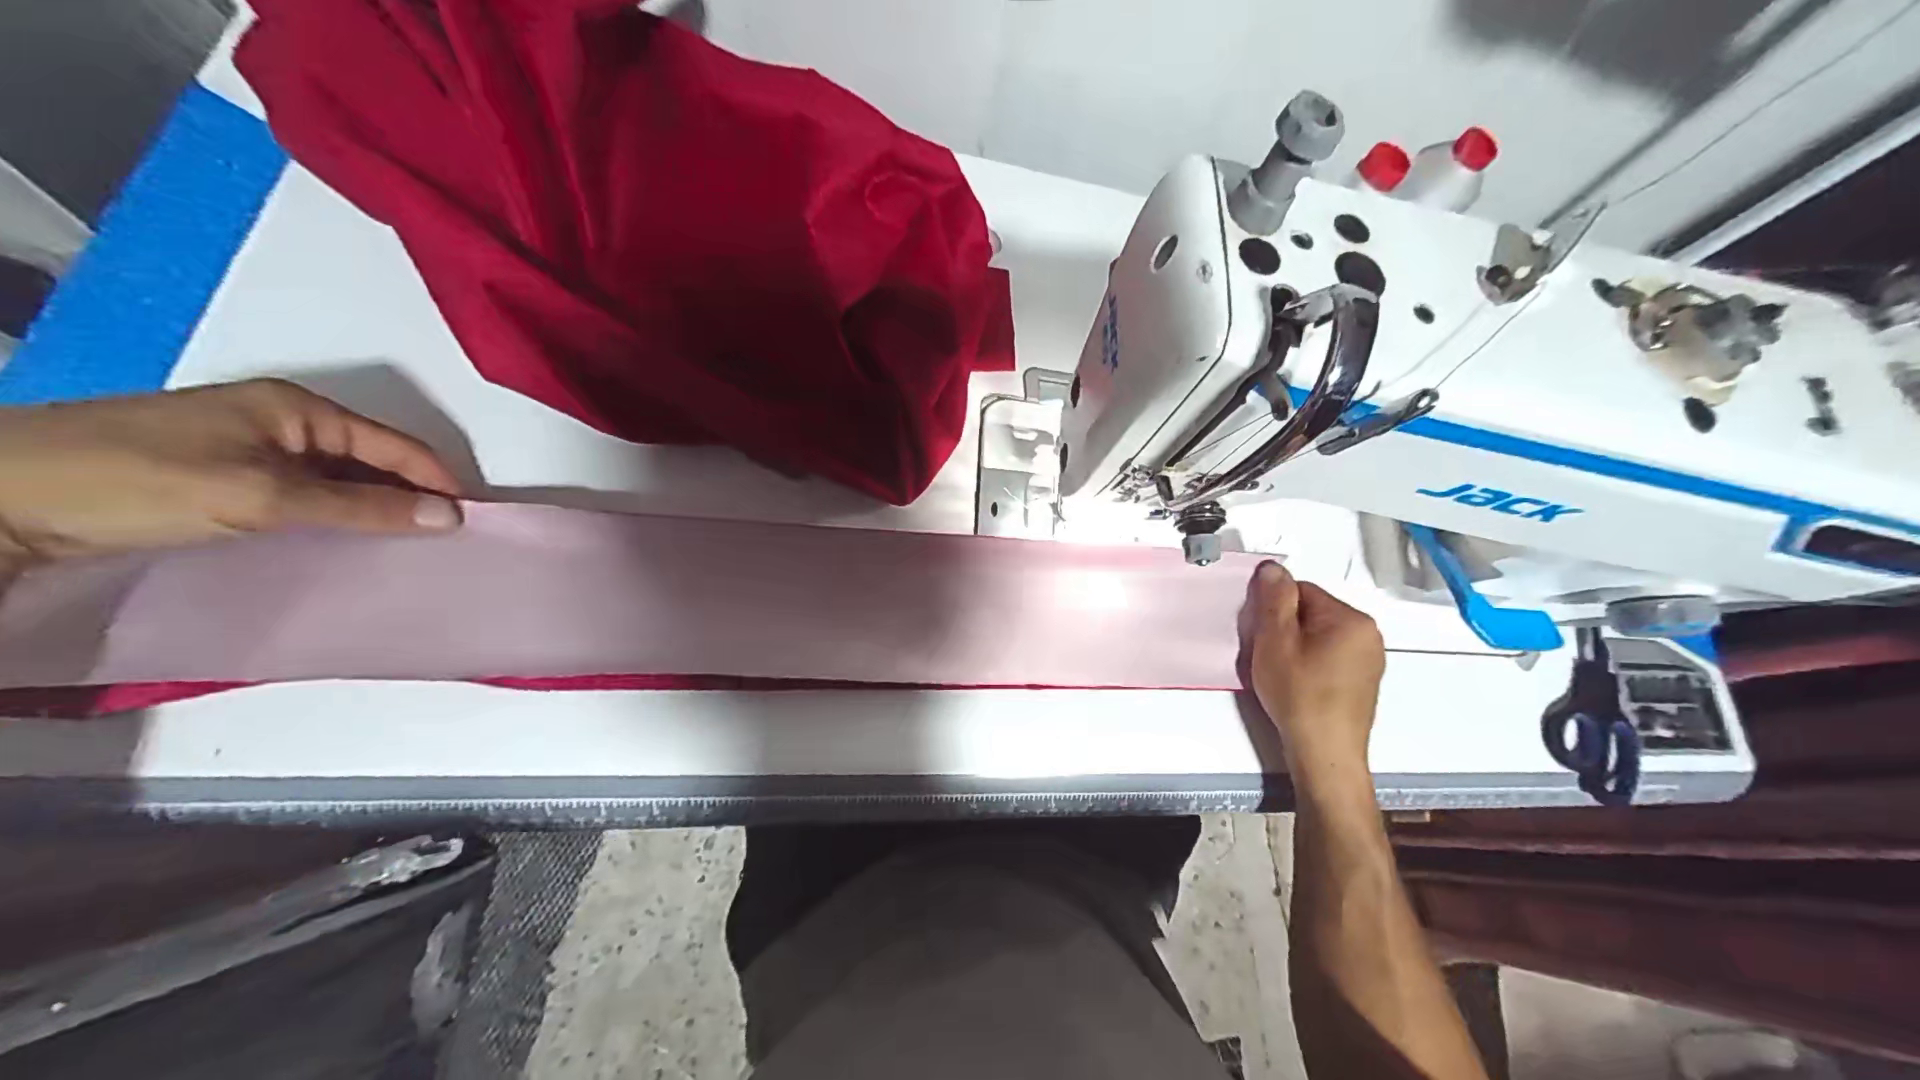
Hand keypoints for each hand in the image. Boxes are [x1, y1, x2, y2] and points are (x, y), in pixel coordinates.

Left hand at [0, 379, 463, 571]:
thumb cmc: (136, 481)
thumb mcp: (263, 496)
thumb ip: (362, 506)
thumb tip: (452, 517)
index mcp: (300, 408)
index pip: (400, 448)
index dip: (442, 484)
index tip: (477, 527)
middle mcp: (285, 421)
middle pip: (375, 462)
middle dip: (414, 500)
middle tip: (448, 547)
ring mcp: (254, 448)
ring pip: (343, 482)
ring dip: (376, 512)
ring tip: (409, 552)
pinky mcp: (227, 477)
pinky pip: (309, 497)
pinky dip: (337, 520)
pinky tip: (349, 547)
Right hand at [1249, 560, 1385, 786]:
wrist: (1325, 752)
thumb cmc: (1298, 695)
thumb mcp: (1275, 641)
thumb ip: (1273, 600)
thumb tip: (1272, 568)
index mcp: (1351, 618)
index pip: (1301, 591)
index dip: (1274, 610)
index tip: (1263, 636)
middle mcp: (1368, 633)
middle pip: (1311, 611)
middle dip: (1286, 627)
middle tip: (1270, 655)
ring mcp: (1369, 658)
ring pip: (1319, 634)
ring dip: (1296, 645)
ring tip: (1282, 672)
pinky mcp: (1363, 680)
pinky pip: (1330, 655)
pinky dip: (1310, 663)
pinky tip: (1299, 684)